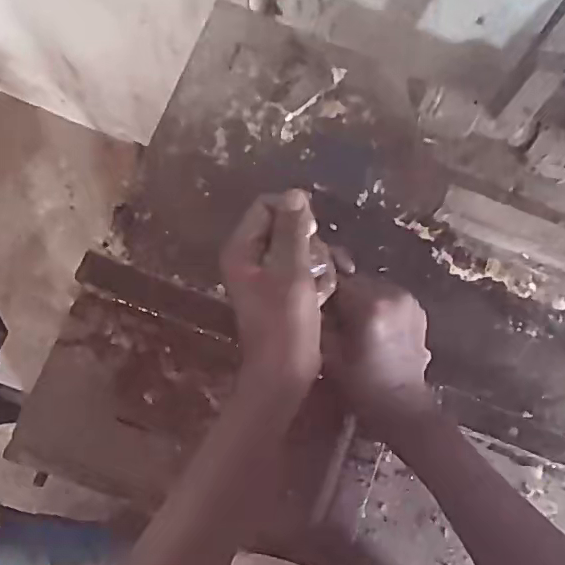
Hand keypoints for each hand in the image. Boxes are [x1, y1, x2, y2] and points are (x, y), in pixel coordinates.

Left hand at [219, 189, 337, 395]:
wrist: (285, 371)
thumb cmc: (285, 322)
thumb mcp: (291, 270)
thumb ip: (293, 230)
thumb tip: (295, 194)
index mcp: (241, 249)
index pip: (266, 206)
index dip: (293, 213)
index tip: (312, 231)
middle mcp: (250, 259)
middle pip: (287, 227)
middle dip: (310, 243)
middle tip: (317, 267)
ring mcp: (268, 277)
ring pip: (302, 249)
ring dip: (319, 264)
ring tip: (321, 288)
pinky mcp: (285, 292)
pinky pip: (306, 271)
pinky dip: (318, 281)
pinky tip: (322, 298)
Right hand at [322, 273, 436, 438]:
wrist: (403, 408)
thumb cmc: (362, 387)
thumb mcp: (329, 355)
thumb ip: (318, 322)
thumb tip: (310, 302)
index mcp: (370, 303)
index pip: (335, 278)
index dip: (319, 289)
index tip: (310, 304)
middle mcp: (393, 293)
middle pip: (355, 280)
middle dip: (340, 296)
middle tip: (327, 318)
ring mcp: (409, 301)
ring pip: (371, 288)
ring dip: (358, 301)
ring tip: (348, 326)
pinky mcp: (417, 311)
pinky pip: (387, 299)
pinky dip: (376, 308)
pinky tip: (369, 330)